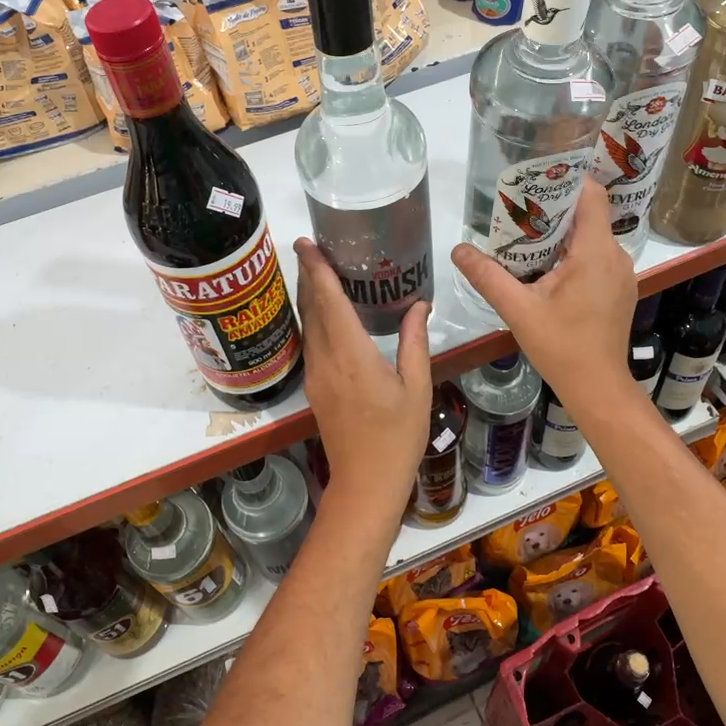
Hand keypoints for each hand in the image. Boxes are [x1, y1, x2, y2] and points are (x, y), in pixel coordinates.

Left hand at [293, 238, 432, 507]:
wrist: (365, 482)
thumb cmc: (398, 436)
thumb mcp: (417, 387)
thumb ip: (415, 342)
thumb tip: (419, 305)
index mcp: (352, 356)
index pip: (329, 302)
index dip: (317, 270)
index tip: (307, 244)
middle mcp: (326, 360)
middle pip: (312, 308)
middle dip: (308, 275)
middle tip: (310, 246)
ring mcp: (315, 374)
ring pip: (307, 325)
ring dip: (309, 295)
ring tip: (316, 269)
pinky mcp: (314, 386)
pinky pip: (311, 341)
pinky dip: (314, 317)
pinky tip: (324, 310)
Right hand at [451, 178, 639, 409]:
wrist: (597, 386)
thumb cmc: (561, 347)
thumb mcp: (518, 310)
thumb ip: (487, 276)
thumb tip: (458, 250)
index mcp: (594, 252)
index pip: (591, 195)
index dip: (567, 179)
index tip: (536, 178)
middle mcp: (615, 255)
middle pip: (587, 215)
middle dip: (553, 209)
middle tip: (517, 209)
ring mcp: (621, 273)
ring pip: (591, 237)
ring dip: (562, 234)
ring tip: (526, 237)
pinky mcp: (619, 289)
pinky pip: (597, 257)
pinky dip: (573, 254)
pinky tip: (547, 269)